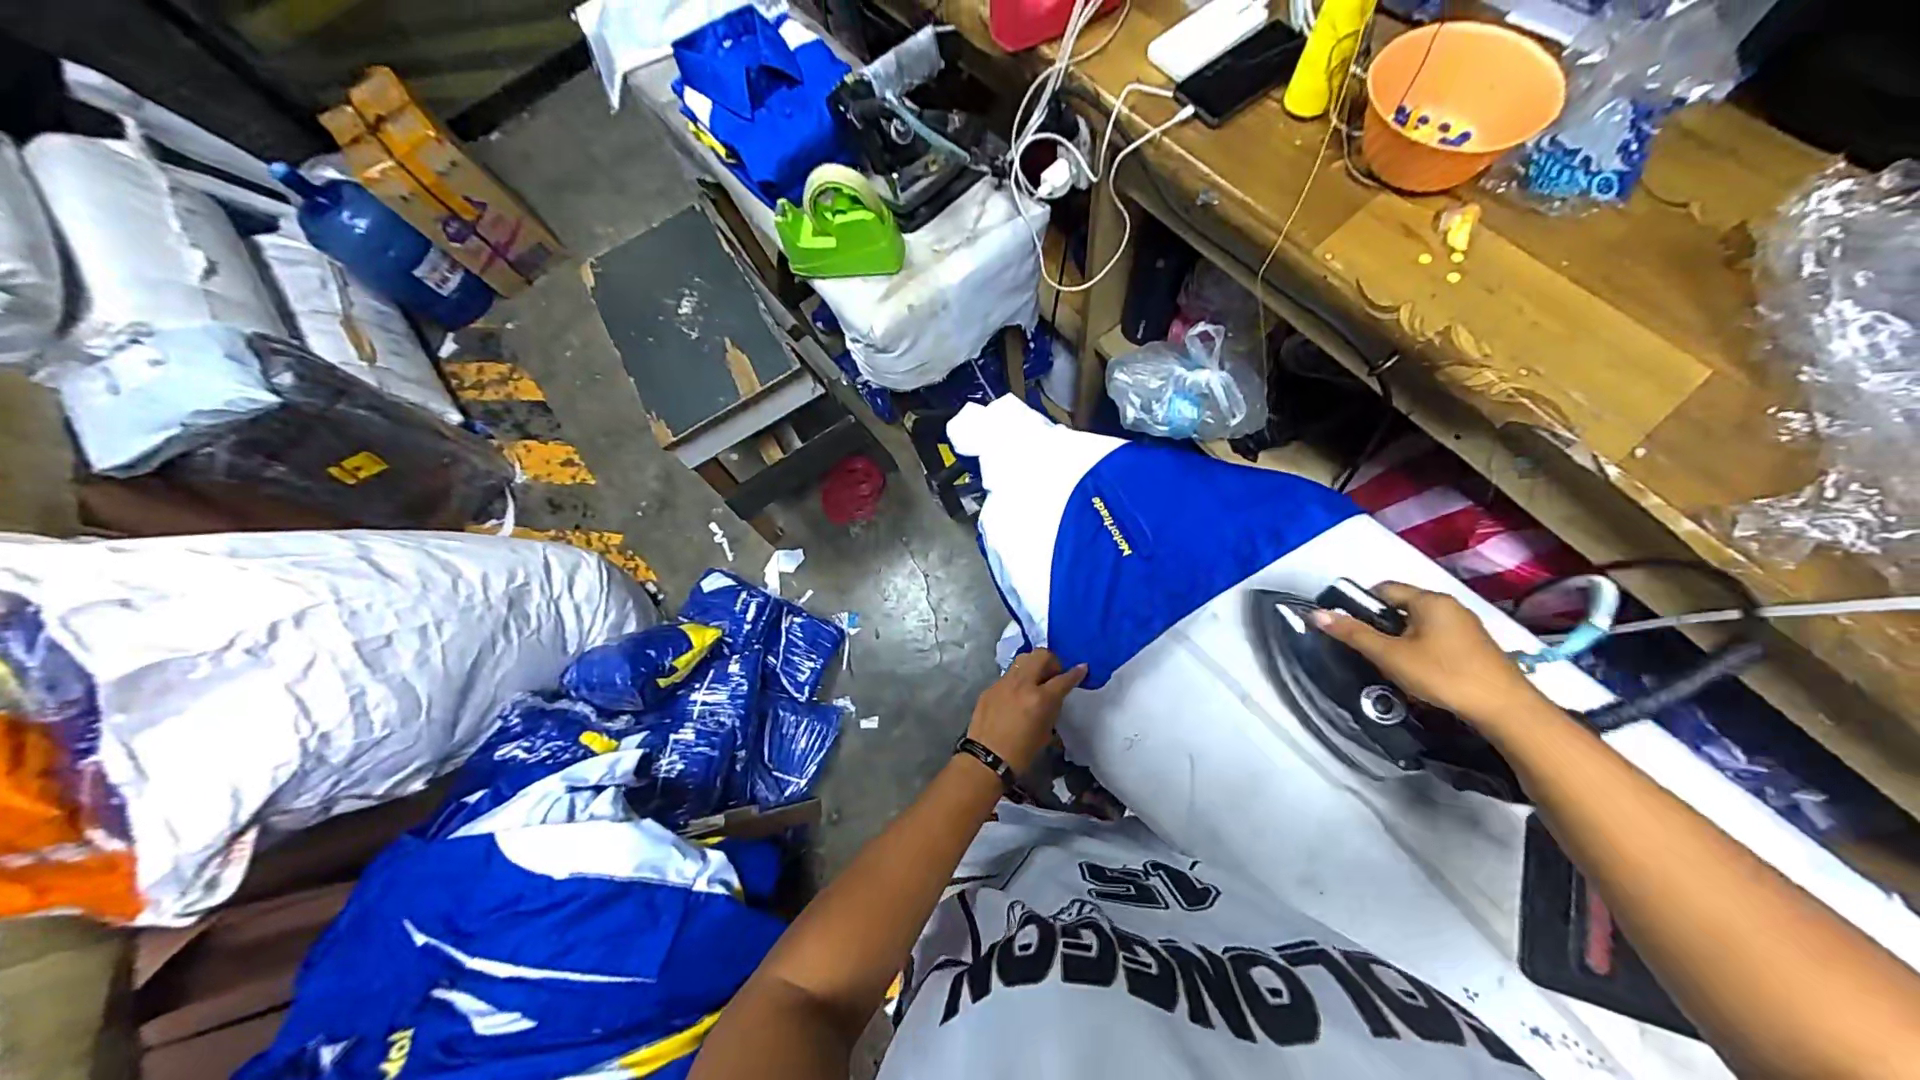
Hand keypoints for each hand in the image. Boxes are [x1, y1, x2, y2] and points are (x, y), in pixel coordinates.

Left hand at [966, 649, 1087, 771]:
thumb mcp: (1046, 731)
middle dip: (1052, 661)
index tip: (1082, 669)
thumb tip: (1055, 695)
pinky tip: (1016, 695)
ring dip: (1033, 665)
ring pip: (1022, 660)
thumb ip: (1052, 707)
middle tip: (1053, 675)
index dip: (1076, 673)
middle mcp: (1021, 684)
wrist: (986, 759)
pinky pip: (1008, 675)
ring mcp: (1003, 683)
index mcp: (1039, 698)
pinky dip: (1018, 680)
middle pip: (1040, 655)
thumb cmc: (1021, 753)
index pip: (1063, 679)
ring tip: (1035, 681)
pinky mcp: (990, 687)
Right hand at [1311, 582, 1547, 729]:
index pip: (1384, 589)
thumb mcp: (1390, 656)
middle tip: (1371, 652)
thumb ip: (1353, 633)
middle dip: (1382, 627)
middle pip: (1401, 607)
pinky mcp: (1475, 646)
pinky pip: (1436, 639)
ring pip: (1418, 626)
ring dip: (1401, 642)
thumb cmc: (1443, 675)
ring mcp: (1466, 626)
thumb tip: (1317, 614)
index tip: (1350, 628)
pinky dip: (1421, 651)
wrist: (1505, 709)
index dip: (1361, 605)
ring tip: (1393, 667)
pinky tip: (1420, 674)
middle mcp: (1450, 606)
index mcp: (1429, 600)